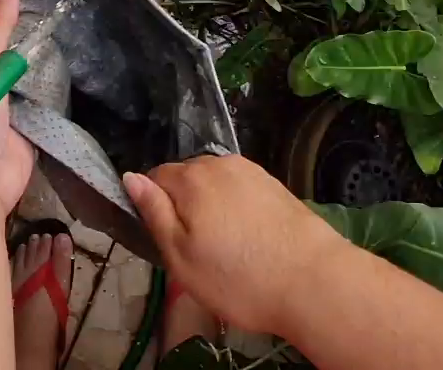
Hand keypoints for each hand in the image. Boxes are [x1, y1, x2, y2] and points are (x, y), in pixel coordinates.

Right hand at [123, 154, 347, 333]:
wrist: (312, 279)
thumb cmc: (238, 277)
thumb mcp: (181, 256)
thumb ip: (154, 212)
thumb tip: (130, 177)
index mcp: (190, 178)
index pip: (155, 177)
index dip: (154, 206)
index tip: (166, 238)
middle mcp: (218, 163)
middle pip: (186, 178)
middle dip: (183, 205)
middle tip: (195, 249)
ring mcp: (249, 170)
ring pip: (214, 183)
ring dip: (210, 205)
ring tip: (224, 246)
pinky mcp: (272, 182)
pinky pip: (239, 189)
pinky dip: (235, 207)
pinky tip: (247, 237)